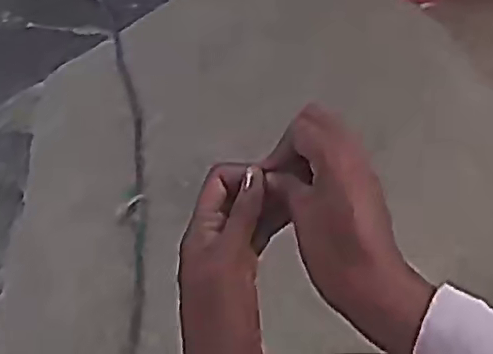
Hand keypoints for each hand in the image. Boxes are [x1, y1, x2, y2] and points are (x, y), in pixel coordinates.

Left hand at [178, 164, 269, 353]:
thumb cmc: (220, 321)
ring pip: (247, 213)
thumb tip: (252, 174)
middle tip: (288, 182)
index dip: (244, 172)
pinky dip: (271, 222)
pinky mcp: (240, 270)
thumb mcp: (230, 258)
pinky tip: (287, 219)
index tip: (271, 174)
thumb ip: (241, 214)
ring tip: (293, 196)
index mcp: (199, 232)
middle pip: (233, 194)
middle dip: (259, 184)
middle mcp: (210, 239)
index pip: (218, 180)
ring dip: (268, 202)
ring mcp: (225, 255)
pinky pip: (255, 233)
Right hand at [260, 106, 434, 353]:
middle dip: (294, 142)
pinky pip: (340, 155)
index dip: (280, 150)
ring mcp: (362, 166)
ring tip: (292, 186)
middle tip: (280, 173)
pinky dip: (322, 164)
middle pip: (317, 121)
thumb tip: (273, 177)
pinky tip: (310, 195)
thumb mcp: (301, 216)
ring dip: (308, 153)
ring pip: (328, 135)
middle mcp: (352, 153)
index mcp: (336, 155)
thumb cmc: (340, 255)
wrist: (376, 285)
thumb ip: (285, 186)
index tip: (270, 177)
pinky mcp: (366, 183)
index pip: (301, 127)